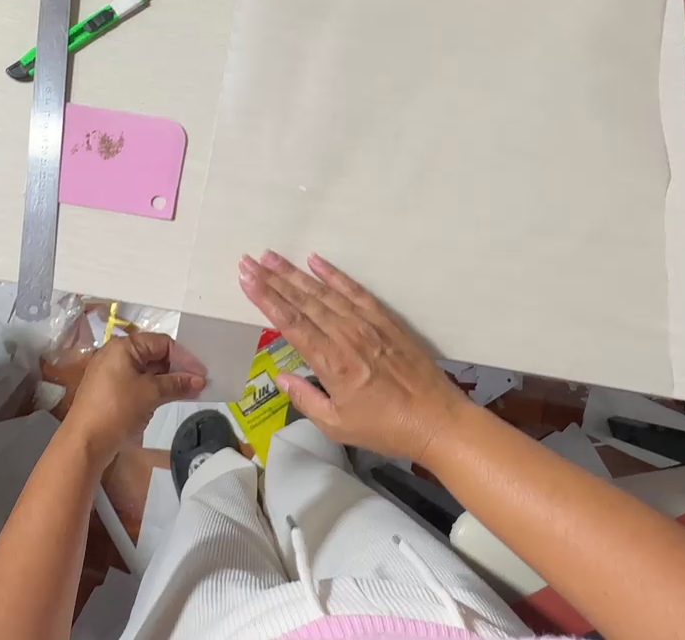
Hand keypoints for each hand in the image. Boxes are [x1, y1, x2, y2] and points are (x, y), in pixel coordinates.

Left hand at [62, 333, 204, 461]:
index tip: (202, 374)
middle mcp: (116, 353)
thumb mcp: (151, 394)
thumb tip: (200, 380)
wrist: (84, 443)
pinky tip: (168, 397)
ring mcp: (111, 372)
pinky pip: (137, 381)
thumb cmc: (118, 410)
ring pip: (146, 369)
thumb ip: (177, 384)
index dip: (184, 357)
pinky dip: (154, 387)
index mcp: (123, 346)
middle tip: (198, 382)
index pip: (162, 342)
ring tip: (188, 391)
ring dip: (167, 379)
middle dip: (177, 367)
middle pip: (154, 354)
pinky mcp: (110, 390)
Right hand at [239, 251, 471, 458]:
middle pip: (302, 301)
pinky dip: (334, 274)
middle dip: (272, 279)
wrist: (437, 421)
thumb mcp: (338, 425)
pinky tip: (316, 261)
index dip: (265, 299)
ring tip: (271, 257)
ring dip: (295, 273)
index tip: (246, 280)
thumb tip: (280, 376)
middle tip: (249, 261)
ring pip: (324, 291)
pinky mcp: (385, 319)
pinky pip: (354, 290)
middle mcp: (346, 336)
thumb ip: (305, 399)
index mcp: (332, 363)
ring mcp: (367, 324)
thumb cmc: (386, 428)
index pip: (290, 322)